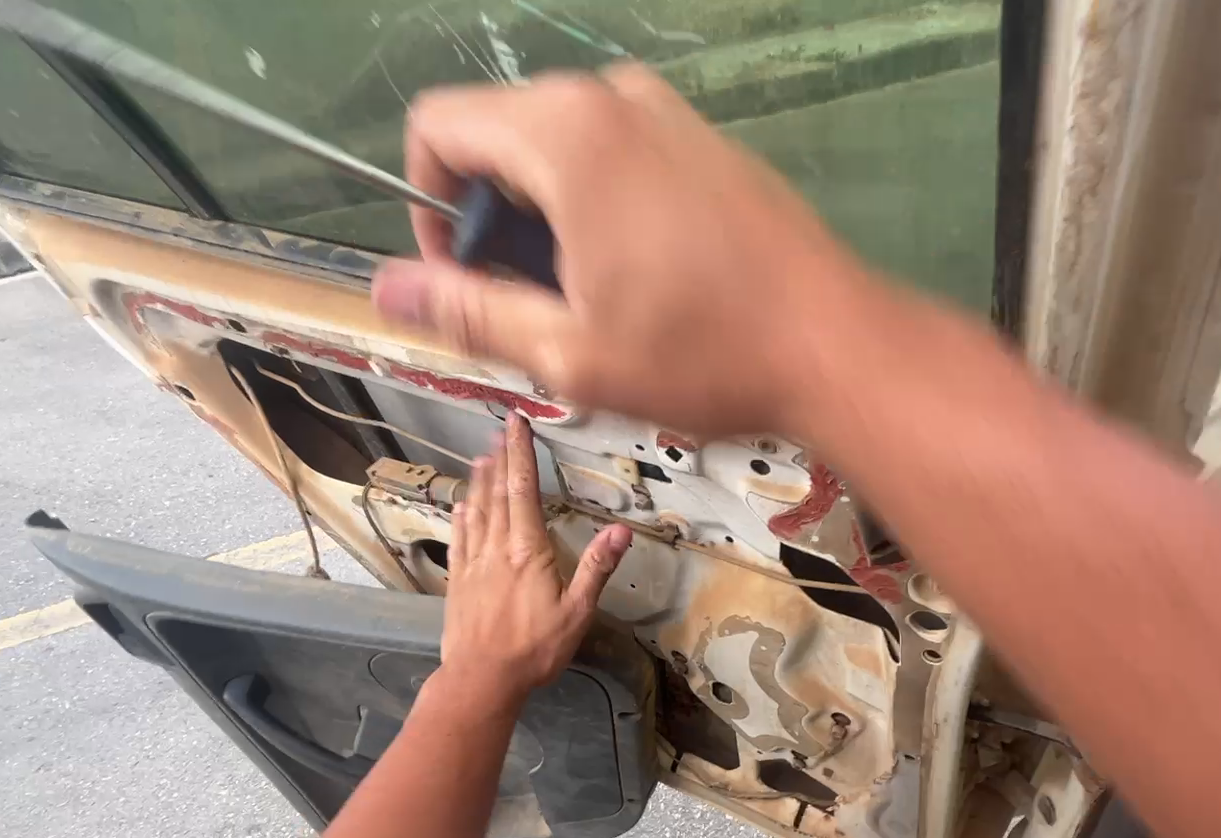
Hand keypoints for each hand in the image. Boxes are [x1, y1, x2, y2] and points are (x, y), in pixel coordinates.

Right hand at [371, 64, 898, 438]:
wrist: (832, 344)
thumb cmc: (701, 354)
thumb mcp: (570, 351)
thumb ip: (470, 312)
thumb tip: (388, 288)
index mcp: (564, 134)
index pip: (438, 130)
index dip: (431, 212)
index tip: (470, 283)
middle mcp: (612, 100)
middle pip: (500, 141)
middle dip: (497, 227)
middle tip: (542, 312)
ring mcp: (667, 115)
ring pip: (560, 155)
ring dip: (551, 229)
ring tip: (598, 308)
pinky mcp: (704, 144)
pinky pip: (617, 162)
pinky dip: (601, 215)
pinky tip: (646, 284)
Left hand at [437, 413, 631, 697]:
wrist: (481, 679)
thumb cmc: (535, 649)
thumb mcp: (577, 612)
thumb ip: (597, 568)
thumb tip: (622, 531)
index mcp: (528, 551)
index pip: (524, 491)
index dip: (521, 455)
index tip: (517, 425)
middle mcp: (497, 549)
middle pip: (499, 494)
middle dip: (501, 458)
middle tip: (500, 429)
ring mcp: (473, 564)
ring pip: (476, 511)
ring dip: (480, 481)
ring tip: (482, 456)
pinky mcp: (458, 581)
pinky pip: (459, 539)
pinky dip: (461, 515)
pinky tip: (461, 504)